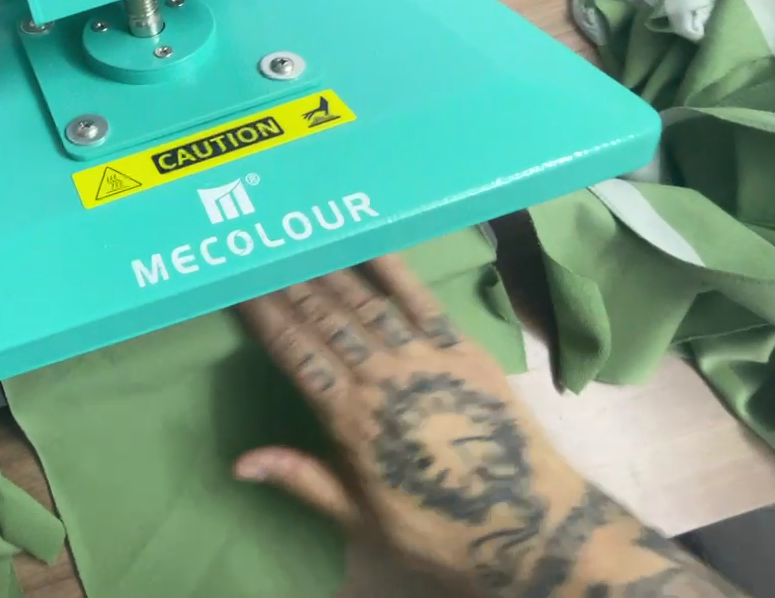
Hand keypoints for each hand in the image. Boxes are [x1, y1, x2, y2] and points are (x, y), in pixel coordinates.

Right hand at [234, 255, 741, 597]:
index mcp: (352, 418)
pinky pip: (420, 300)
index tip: (239, 287)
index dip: (264, 316)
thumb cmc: (440, 528)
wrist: (536, 531)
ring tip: (297, 246)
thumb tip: (238, 462)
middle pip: (322, 318)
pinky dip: (392, 269)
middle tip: (260, 253)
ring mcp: (423, 358)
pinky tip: (366, 243)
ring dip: (325, 271)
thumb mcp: (362, 519)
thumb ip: (301, 478)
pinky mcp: (461, 349)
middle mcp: (382, 377)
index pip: (295, 352)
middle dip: (285, 283)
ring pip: (362, 302)